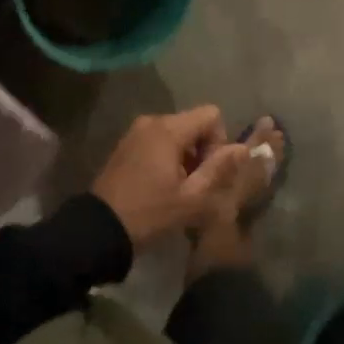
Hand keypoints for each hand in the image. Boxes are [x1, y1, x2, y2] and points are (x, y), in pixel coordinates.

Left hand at [90, 106, 249, 246]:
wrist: (99, 228)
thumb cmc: (149, 213)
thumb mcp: (191, 197)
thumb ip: (219, 169)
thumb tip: (244, 148)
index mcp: (168, 129)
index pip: (211, 115)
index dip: (219, 142)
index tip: (209, 172)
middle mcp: (152, 120)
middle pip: (193, 123)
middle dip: (202, 151)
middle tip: (195, 186)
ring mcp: (136, 131)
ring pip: (176, 132)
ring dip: (185, 156)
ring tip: (178, 190)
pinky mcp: (126, 144)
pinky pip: (158, 140)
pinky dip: (167, 157)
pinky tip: (161, 186)